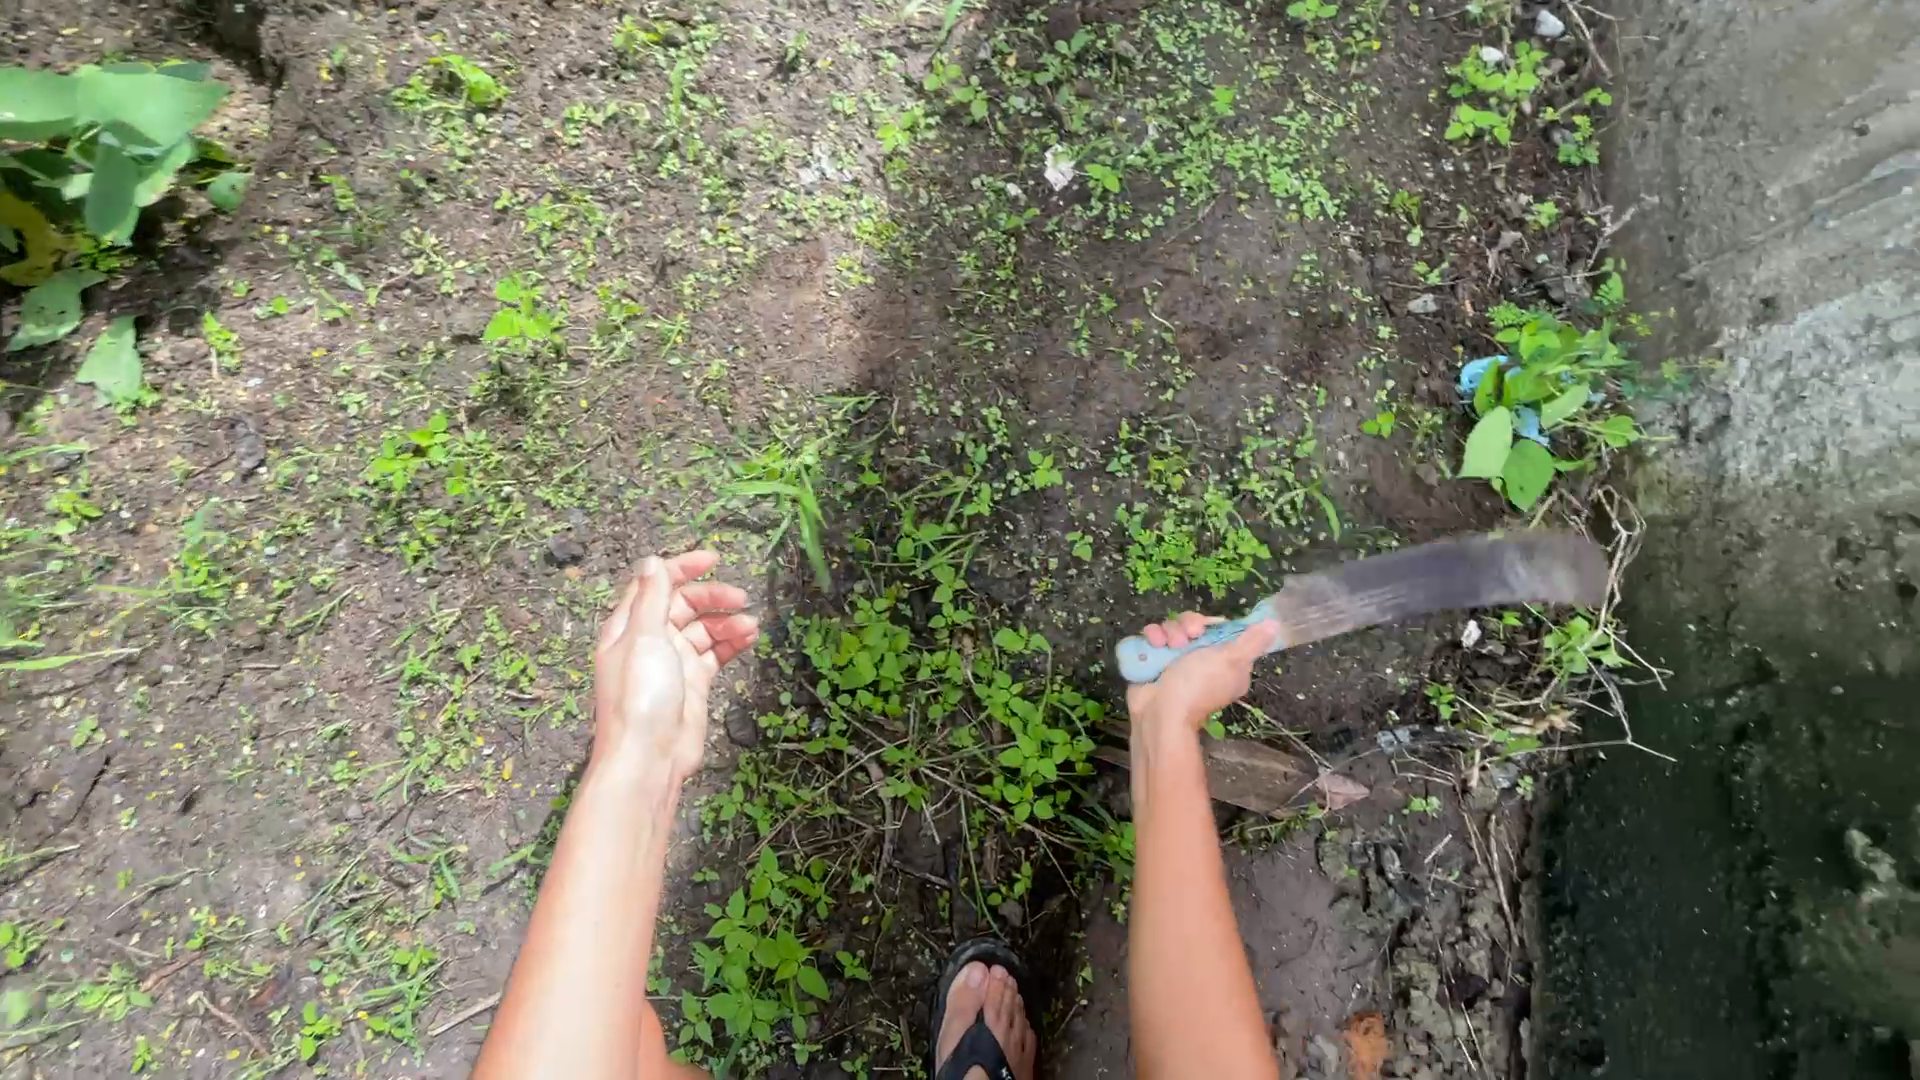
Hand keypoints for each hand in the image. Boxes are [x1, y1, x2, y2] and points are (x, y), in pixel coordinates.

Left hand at [593, 551, 758, 781]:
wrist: (650, 756)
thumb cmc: (641, 695)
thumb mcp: (645, 638)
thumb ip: (652, 598)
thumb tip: (652, 561)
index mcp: (629, 627)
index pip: (655, 585)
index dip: (682, 569)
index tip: (713, 560)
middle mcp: (650, 640)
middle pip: (684, 605)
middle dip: (712, 597)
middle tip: (741, 598)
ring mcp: (673, 661)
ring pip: (704, 629)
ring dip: (727, 622)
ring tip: (751, 626)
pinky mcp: (694, 682)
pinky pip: (716, 653)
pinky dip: (732, 643)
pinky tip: (750, 638)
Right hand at [1124, 612, 1278, 735]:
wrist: (1160, 712)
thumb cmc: (1198, 686)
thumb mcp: (1231, 661)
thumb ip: (1252, 641)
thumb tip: (1276, 624)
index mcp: (1227, 663)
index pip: (1221, 630)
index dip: (1210, 624)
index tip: (1203, 629)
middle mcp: (1203, 661)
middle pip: (1194, 626)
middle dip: (1186, 626)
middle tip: (1184, 640)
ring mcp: (1177, 661)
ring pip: (1173, 628)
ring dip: (1168, 632)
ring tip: (1165, 646)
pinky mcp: (1156, 661)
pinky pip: (1155, 636)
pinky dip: (1152, 637)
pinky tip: (1152, 644)